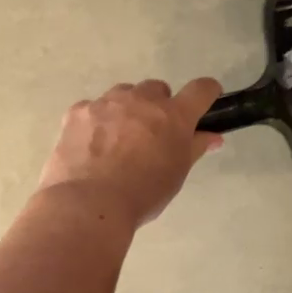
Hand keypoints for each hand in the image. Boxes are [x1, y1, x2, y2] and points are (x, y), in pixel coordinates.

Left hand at [36, 78, 224, 227]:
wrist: (88, 204)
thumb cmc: (144, 192)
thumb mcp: (178, 172)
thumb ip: (195, 147)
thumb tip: (213, 137)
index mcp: (175, 115)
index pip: (202, 89)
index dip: (207, 92)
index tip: (204, 103)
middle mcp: (143, 100)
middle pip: (157, 88)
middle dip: (158, 105)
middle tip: (152, 132)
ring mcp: (108, 103)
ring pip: (124, 94)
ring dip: (127, 108)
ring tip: (119, 136)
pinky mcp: (78, 112)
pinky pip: (92, 107)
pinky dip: (96, 120)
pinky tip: (91, 142)